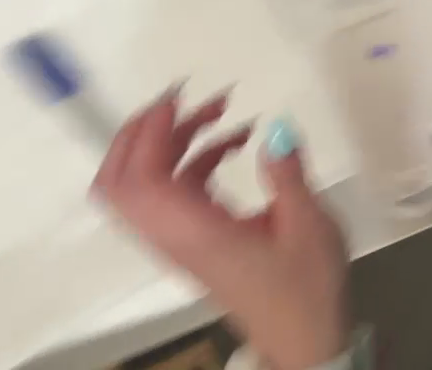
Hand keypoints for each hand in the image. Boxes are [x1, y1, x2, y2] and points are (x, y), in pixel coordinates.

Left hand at [93, 89, 349, 369]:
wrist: (303, 335)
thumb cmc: (306, 283)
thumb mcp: (308, 223)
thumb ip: (287, 174)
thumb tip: (275, 127)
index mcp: (195, 234)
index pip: (139, 182)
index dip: (145, 134)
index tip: (179, 95)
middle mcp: (174, 238)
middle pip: (123, 184)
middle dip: (144, 133)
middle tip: (191, 98)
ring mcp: (182, 241)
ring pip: (147, 186)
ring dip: (172, 143)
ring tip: (224, 112)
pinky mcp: (197, 241)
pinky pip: (175, 193)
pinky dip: (194, 160)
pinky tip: (237, 144)